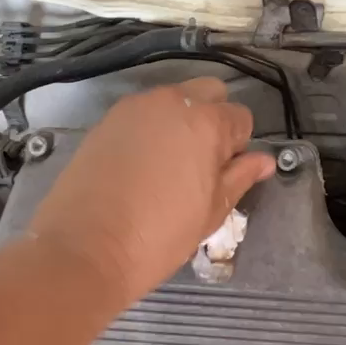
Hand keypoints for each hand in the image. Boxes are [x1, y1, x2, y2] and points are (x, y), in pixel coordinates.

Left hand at [26, 77, 274, 307]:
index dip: (237, 146)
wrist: (80, 252)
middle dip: (213, 119)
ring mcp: (137, 107)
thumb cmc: (156, 237)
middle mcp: (174, 102)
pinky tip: (138, 166)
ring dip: (180, 121)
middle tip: (199, 162)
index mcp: (207, 122)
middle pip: (209, 93)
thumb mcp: (210, 213)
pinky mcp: (107, 120)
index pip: (241, 117)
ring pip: (174, 100)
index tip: (222, 174)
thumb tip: (265, 160)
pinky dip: (149, 129)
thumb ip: (241, 177)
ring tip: (166, 165)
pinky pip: (142, 114)